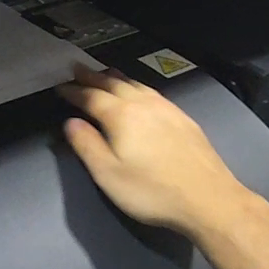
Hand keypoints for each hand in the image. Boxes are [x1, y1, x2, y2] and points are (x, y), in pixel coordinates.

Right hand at [56, 66, 264, 242]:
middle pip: (114, 84)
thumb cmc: (151, 191)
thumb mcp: (108, 174)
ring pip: (136, 84)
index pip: (91, 97)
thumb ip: (86, 145)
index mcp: (121, 116)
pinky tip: (139, 93)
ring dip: (116, 78)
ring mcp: (167, 109)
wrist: (208, 199)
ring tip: (105, 74)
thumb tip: (70, 122)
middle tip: (78, 69)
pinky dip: (137, 86)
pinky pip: (153, 92)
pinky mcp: (183, 118)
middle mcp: (144, 105)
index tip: (60, 87)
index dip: (74, 91)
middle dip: (93, 76)